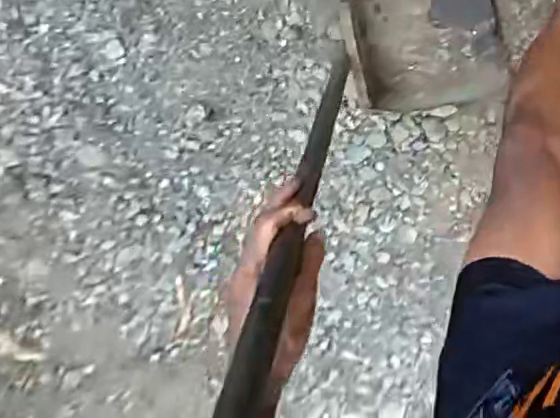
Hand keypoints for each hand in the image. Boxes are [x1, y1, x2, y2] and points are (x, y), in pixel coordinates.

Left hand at [223, 178, 325, 409]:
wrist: (254, 380)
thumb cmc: (277, 348)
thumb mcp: (302, 308)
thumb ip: (309, 268)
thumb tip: (317, 235)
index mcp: (252, 274)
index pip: (265, 228)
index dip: (287, 211)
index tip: (311, 211)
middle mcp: (242, 271)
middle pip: (258, 224)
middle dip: (279, 199)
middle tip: (300, 179)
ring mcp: (242, 276)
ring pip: (258, 234)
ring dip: (278, 211)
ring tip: (299, 195)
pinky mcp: (247, 283)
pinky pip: (262, 247)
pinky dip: (277, 230)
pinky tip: (292, 228)